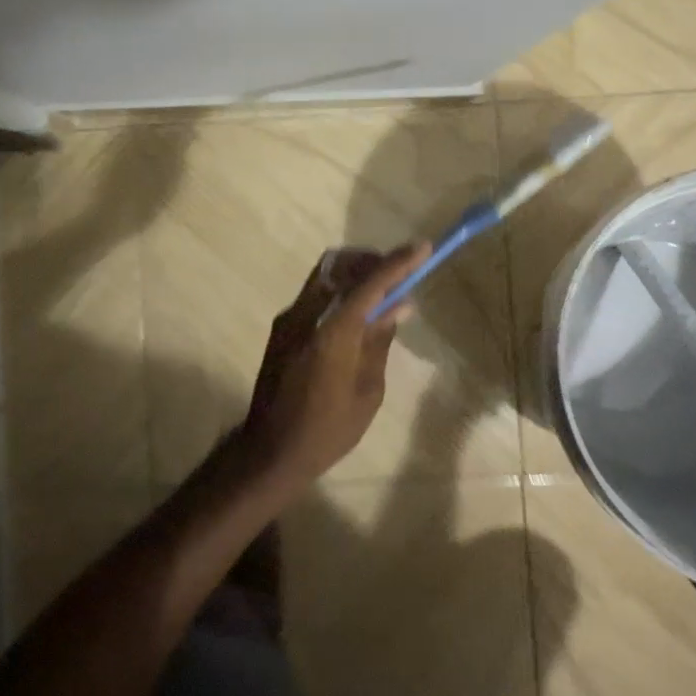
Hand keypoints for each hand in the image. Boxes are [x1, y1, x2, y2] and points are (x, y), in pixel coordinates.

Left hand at [236, 244, 431, 488]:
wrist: (272, 449)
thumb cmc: (328, 429)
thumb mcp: (368, 390)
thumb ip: (379, 341)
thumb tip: (397, 305)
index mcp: (332, 331)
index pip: (369, 283)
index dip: (398, 263)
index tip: (423, 247)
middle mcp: (305, 314)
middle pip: (339, 266)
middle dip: (372, 261)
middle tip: (400, 272)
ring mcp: (289, 318)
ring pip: (324, 276)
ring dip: (354, 274)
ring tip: (382, 294)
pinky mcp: (281, 328)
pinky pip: (314, 295)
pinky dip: (339, 292)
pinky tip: (357, 315)